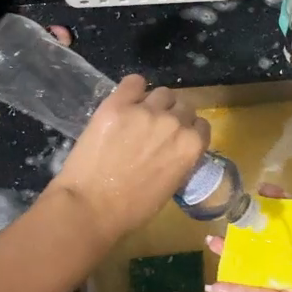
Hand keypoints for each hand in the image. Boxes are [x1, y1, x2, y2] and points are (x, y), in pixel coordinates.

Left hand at [48, 74, 208, 241]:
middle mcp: (174, 123)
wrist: (89, 209)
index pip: (201, 125)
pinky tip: (126, 100)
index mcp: (191, 146)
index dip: (188, 131)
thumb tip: (174, 149)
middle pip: (183, 105)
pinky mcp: (117, 105)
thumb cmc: (132, 210)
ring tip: (139, 115)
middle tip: (155, 129)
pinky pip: (133, 82)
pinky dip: (133, 88)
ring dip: (155, 102)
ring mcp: (145, 111)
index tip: (175, 138)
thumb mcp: (170, 186)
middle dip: (173, 116)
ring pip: (161, 93)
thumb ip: (179, 160)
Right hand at [205, 176, 291, 291]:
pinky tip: (214, 284)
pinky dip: (234, 290)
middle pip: (269, 239)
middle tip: (229, 213)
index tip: (263, 190)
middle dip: (248, 226)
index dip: (278, 203)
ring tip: (211, 242)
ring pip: (256, 264)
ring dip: (233, 255)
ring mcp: (289, 280)